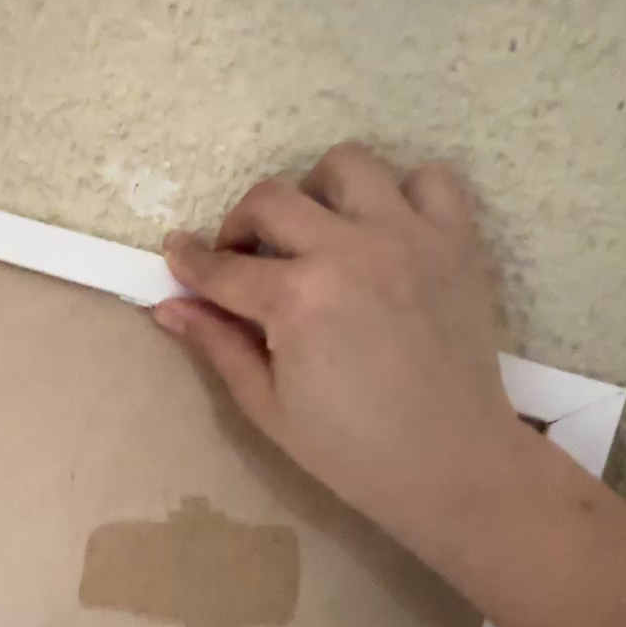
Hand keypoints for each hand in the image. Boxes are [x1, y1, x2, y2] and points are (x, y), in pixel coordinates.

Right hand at [154, 142, 532, 540]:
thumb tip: (169, 306)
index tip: (174, 252)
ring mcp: (409, 238)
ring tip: (313, 235)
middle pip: (270, 199)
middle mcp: (351, 251)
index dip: (188, 260)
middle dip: (239, 226)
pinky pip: (429, 177)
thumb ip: (217, 343)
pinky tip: (381, 231)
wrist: (451, 462)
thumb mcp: (264, 404)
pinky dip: (397, 192)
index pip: (222, 268)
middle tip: (241, 260)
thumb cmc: (347, 446)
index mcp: (298, 300)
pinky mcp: (456, 240)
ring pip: (346, 164)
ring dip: (314, 192)